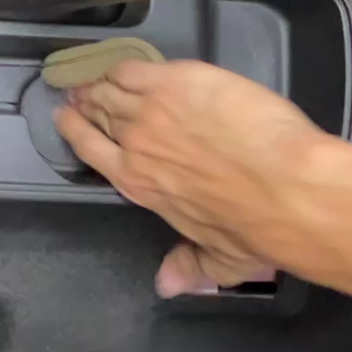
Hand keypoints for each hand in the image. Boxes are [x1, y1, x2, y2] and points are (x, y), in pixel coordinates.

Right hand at [54, 60, 351, 296]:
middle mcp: (136, 143)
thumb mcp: (220, 259)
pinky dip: (124, 66)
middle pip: (99, 113)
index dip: (74, 130)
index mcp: (137, 182)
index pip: (91, 149)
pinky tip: (124, 65)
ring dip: (99, 82)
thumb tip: (166, 286)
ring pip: (112, 88)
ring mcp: (153, 108)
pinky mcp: (178, 80)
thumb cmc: (254, 228)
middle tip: (77, 93)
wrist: (286, 188)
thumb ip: (189, 267)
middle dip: (85, 102)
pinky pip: (135, 67)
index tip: (65, 118)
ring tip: (95, 76)